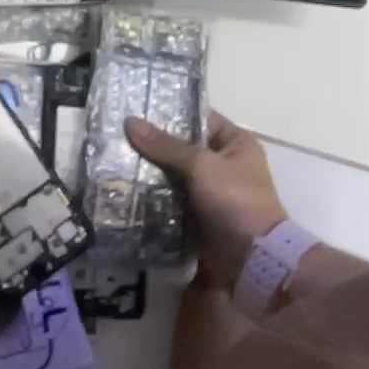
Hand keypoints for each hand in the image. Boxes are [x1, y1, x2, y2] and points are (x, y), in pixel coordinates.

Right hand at [126, 112, 286, 290]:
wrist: (252, 258)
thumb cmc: (234, 200)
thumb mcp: (200, 165)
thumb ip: (165, 145)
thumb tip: (129, 121)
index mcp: (235, 143)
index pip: (199, 117)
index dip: (171, 113)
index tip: (137, 110)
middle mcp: (225, 163)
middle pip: (183, 146)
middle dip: (154, 145)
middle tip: (119, 136)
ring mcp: (212, 191)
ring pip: (175, 173)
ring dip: (152, 171)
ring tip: (117, 160)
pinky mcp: (200, 214)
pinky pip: (173, 198)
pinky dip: (155, 195)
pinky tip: (128, 188)